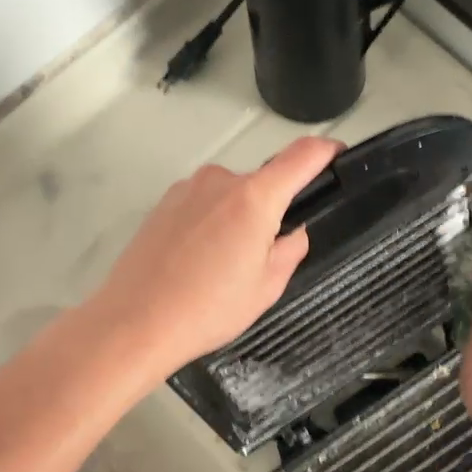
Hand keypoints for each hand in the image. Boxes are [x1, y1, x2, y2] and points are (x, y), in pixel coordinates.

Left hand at [88, 136, 342, 370]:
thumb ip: (291, 248)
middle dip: (270, 212)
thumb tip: (291, 231)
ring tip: (221, 269)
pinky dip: (210, 226)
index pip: (302, 156)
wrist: (135, 322)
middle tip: (260, 259)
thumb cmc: (207, 308)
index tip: (337, 154)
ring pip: (230, 196)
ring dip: (237, 221)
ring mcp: (187, 189)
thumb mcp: (267, 286)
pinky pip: (203, 206)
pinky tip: (197, 264)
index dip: (326, 150)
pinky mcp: (163, 203)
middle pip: (262, 183)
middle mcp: (220, 181)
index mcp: (254, 198)